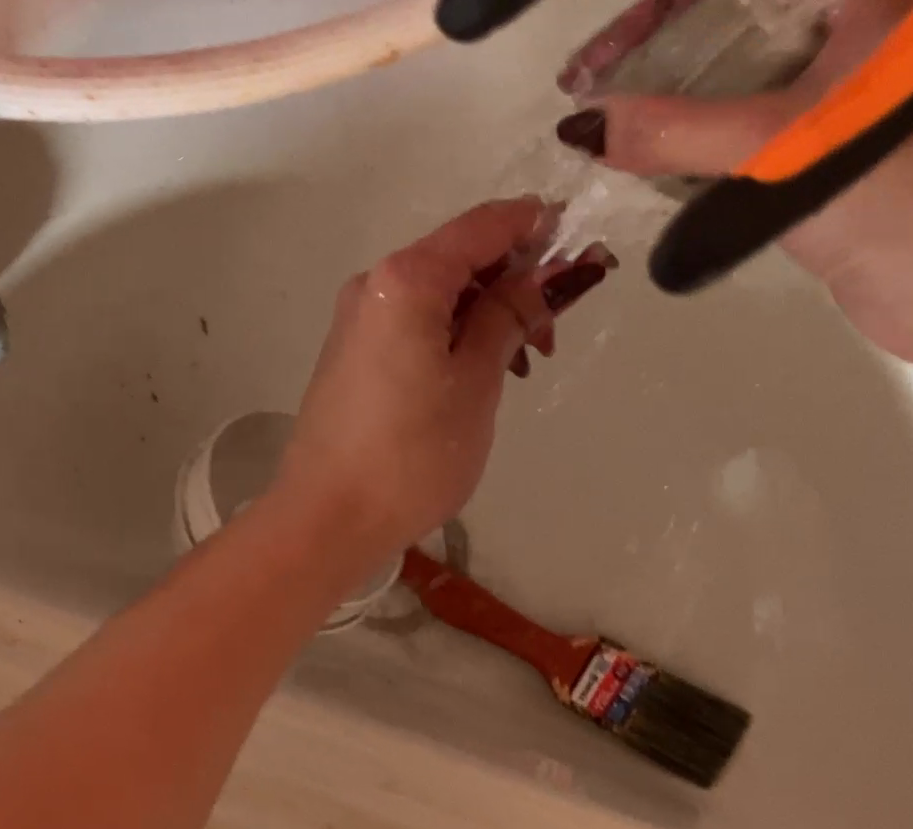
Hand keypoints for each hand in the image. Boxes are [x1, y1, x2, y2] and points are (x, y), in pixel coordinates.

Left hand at [270, 199, 615, 559]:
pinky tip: (476, 378)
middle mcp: (372, 287)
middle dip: (514, 283)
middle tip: (551, 335)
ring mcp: (356, 323)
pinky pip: (412, 327)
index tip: (586, 256)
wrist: (326, 519)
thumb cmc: (412, 455)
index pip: (485, 225)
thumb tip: (545, 273)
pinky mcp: (350, 358)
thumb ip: (510, 316)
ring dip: (486, 316)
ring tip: (520, 368)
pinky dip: (452, 339)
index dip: (539, 230)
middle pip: (459, 259)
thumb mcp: (476, 382)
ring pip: (437, 298)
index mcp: (405, 279)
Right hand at [559, 0, 912, 370]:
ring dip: (669, 98)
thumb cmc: (884, 196)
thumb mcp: (770, 152)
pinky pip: (741, 124)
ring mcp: (843, 92)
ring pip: (734, 77)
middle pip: (734, 26)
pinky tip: (648, 152)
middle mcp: (858, 34)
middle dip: (656, 50)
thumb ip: (672, 134)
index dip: (661, 12)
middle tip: (591, 82)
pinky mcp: (825, 144)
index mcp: (867, 4)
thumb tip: (582, 126)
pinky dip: (693, 136)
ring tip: (607, 117)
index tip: (597, 57)